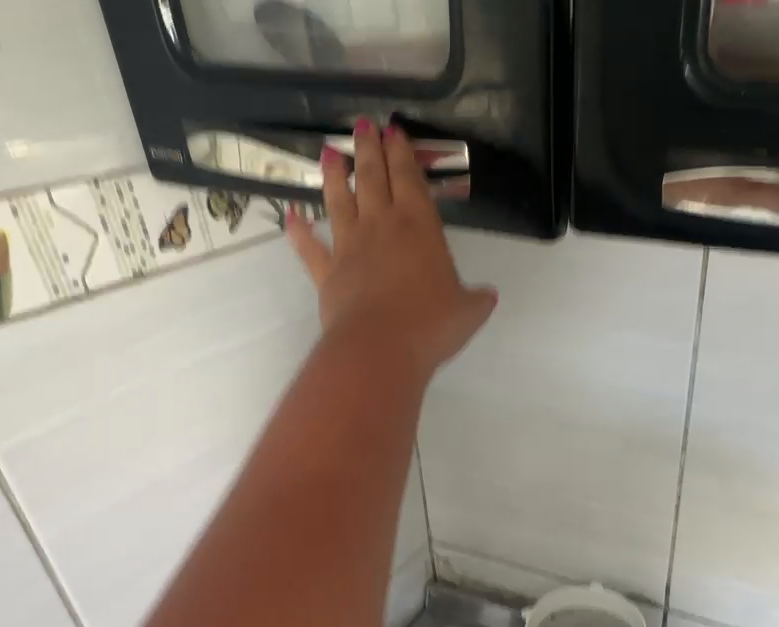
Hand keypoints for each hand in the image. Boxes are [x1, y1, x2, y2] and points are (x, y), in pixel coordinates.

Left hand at [285, 118, 496, 379]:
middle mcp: (381, 226)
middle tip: (364, 126)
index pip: (409, 178)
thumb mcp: (467, 312)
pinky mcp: (327, 273)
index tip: (395, 131)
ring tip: (329, 152)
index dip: (403, 153)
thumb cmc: (430, 325)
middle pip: (372, 178)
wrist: (380, 348)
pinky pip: (309, 247)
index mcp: (419, 226)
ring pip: (338, 201)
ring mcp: (349, 247)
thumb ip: (476, 299)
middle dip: (369, 149)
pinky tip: (291, 216)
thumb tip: (488, 295)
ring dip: (334, 175)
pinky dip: (298, 231)